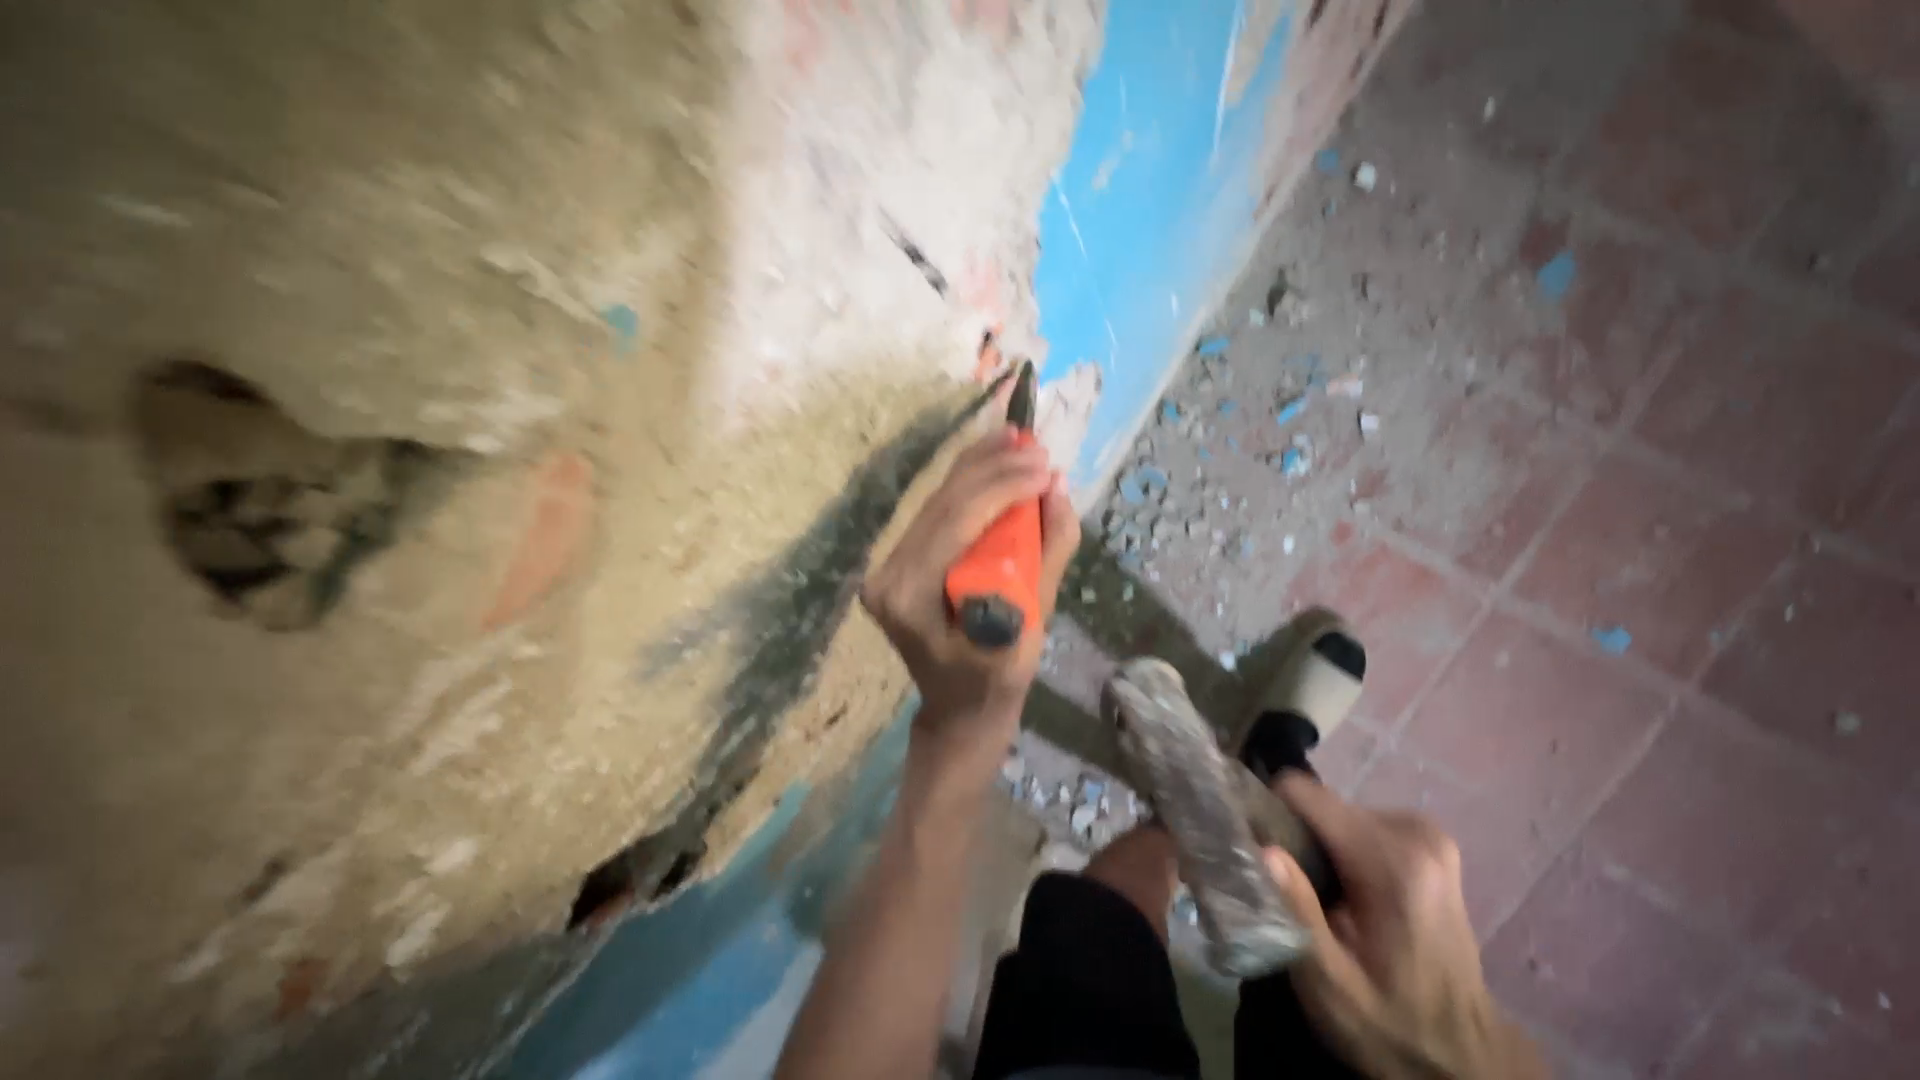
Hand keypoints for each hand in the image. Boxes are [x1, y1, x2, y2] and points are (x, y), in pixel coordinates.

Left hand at [860, 425, 1078, 773]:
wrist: (960, 709)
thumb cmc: (996, 681)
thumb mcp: (1031, 624)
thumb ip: (1046, 553)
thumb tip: (1057, 489)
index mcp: (908, 596)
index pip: (955, 524)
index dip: (1002, 488)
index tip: (1045, 468)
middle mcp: (887, 573)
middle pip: (943, 504)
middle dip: (994, 469)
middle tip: (1038, 448)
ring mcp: (888, 565)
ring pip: (938, 500)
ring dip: (982, 467)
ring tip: (1021, 440)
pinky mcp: (901, 560)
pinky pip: (938, 512)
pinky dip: (970, 484)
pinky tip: (996, 457)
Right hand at [1263, 774, 1546, 1079]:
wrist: (1465, 1059)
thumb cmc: (1390, 1025)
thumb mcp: (1329, 985)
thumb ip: (1296, 912)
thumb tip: (1262, 849)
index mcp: (1393, 861)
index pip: (1303, 794)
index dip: (1268, 816)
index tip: (1255, 856)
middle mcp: (1416, 834)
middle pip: (1320, 805)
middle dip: (1296, 841)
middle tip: (1292, 896)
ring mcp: (1430, 837)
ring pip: (1338, 813)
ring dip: (1319, 849)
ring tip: (1320, 902)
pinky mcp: (1433, 846)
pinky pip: (1362, 826)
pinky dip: (1344, 852)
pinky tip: (1346, 898)